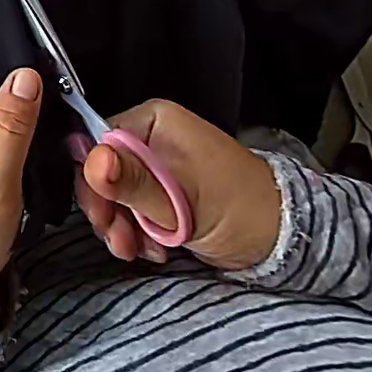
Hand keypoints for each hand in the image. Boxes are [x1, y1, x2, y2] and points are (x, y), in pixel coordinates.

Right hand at [75, 101, 280, 270]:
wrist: (278, 238)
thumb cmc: (238, 208)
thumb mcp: (181, 197)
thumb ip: (133, 180)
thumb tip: (93, 161)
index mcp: (154, 122)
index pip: (100, 144)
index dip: (95, 183)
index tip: (104, 217)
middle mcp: (151, 139)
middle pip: (103, 173)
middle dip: (109, 212)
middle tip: (121, 241)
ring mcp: (156, 167)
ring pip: (114, 197)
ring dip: (122, 228)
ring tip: (141, 250)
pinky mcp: (162, 193)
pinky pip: (131, 211)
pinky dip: (136, 234)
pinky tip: (155, 249)